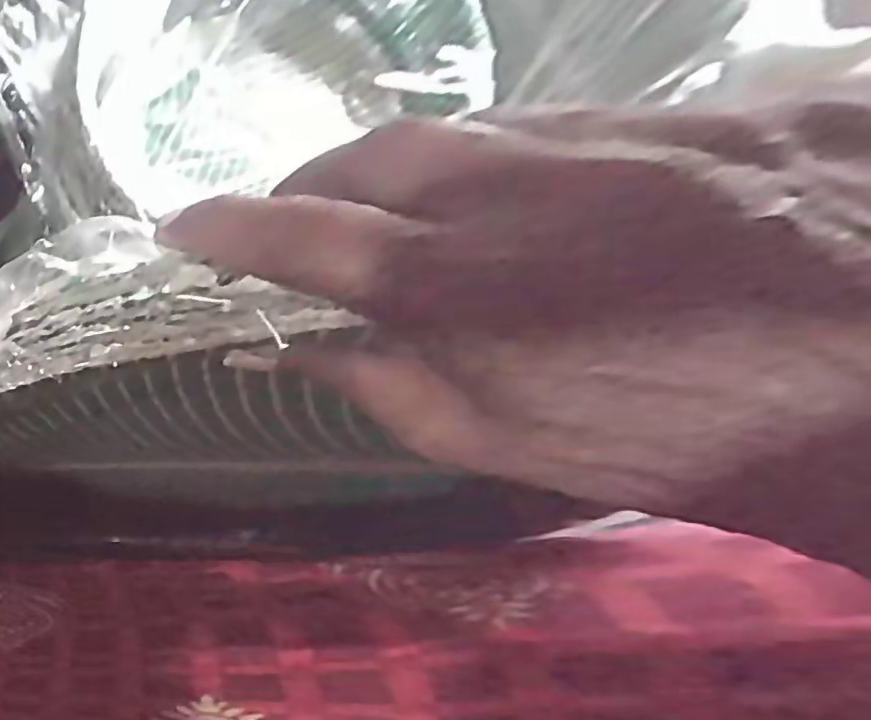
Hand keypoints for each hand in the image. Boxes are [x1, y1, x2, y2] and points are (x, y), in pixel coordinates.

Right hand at [158, 109, 870, 569]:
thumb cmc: (650, 442)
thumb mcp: (475, 433)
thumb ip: (365, 378)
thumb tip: (278, 351)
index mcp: (453, 283)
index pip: (301, 235)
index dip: (225, 228)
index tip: (174, 228)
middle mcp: (521, 185)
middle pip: (370, 154)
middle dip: (306, 186)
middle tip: (286, 227)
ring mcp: (625, 132)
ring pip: (463, 131)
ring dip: (398, 175)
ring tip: (391, 222)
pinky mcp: (714, 108)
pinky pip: (561, 124)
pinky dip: (496, 164)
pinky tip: (513, 209)